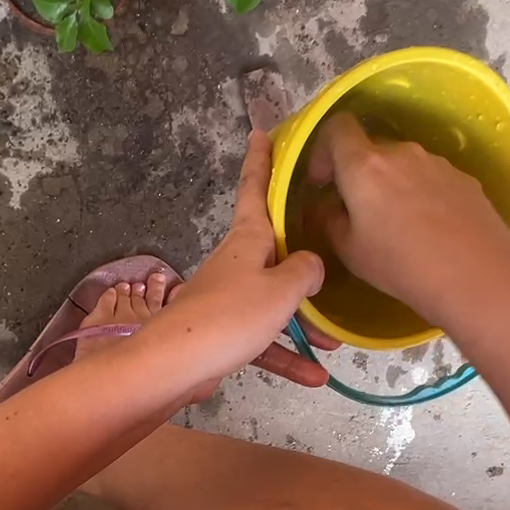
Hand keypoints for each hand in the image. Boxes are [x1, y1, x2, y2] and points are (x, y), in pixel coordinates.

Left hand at [139, 130, 328, 386]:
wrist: (176, 366)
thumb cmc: (230, 316)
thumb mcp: (281, 289)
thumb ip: (305, 271)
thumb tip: (311, 266)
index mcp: (247, 239)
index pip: (255, 188)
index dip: (261, 160)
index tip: (261, 133)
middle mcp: (236, 264)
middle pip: (275, 253)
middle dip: (304, 262)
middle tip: (331, 261)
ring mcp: (227, 300)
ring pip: (273, 304)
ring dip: (303, 323)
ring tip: (334, 341)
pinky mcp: (222, 335)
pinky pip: (261, 340)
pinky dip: (285, 356)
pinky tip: (314, 377)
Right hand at [303, 113, 509, 316]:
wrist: (474, 271)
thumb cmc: (399, 263)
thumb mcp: (349, 250)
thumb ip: (328, 219)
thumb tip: (326, 204)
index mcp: (365, 166)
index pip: (337, 128)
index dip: (322, 149)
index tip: (322, 182)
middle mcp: (401, 152)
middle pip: (370, 149)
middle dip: (356, 175)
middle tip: (355, 214)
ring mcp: (436, 162)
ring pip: (401, 165)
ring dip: (389, 186)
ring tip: (394, 227)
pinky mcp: (462, 178)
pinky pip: (428, 179)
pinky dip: (418, 195)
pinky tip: (426, 230)